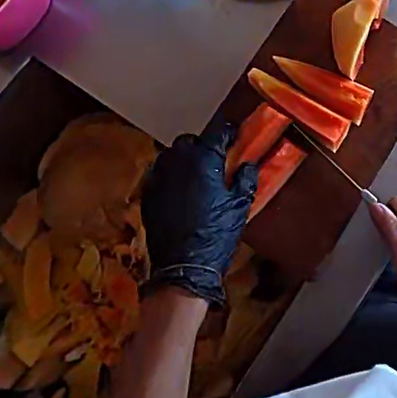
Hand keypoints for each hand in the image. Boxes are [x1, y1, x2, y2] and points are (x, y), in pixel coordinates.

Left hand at [140, 122, 256, 305]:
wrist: (184, 266)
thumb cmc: (216, 235)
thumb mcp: (240, 206)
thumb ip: (245, 180)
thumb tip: (248, 166)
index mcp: (204, 162)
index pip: (216, 133)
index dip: (228, 131)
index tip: (234, 134)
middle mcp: (178, 164)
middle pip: (189, 141)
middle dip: (202, 145)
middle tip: (215, 157)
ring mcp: (159, 179)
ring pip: (170, 155)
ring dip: (183, 158)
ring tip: (196, 171)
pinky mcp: (148, 195)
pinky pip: (158, 175)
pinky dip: (169, 176)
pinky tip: (180, 189)